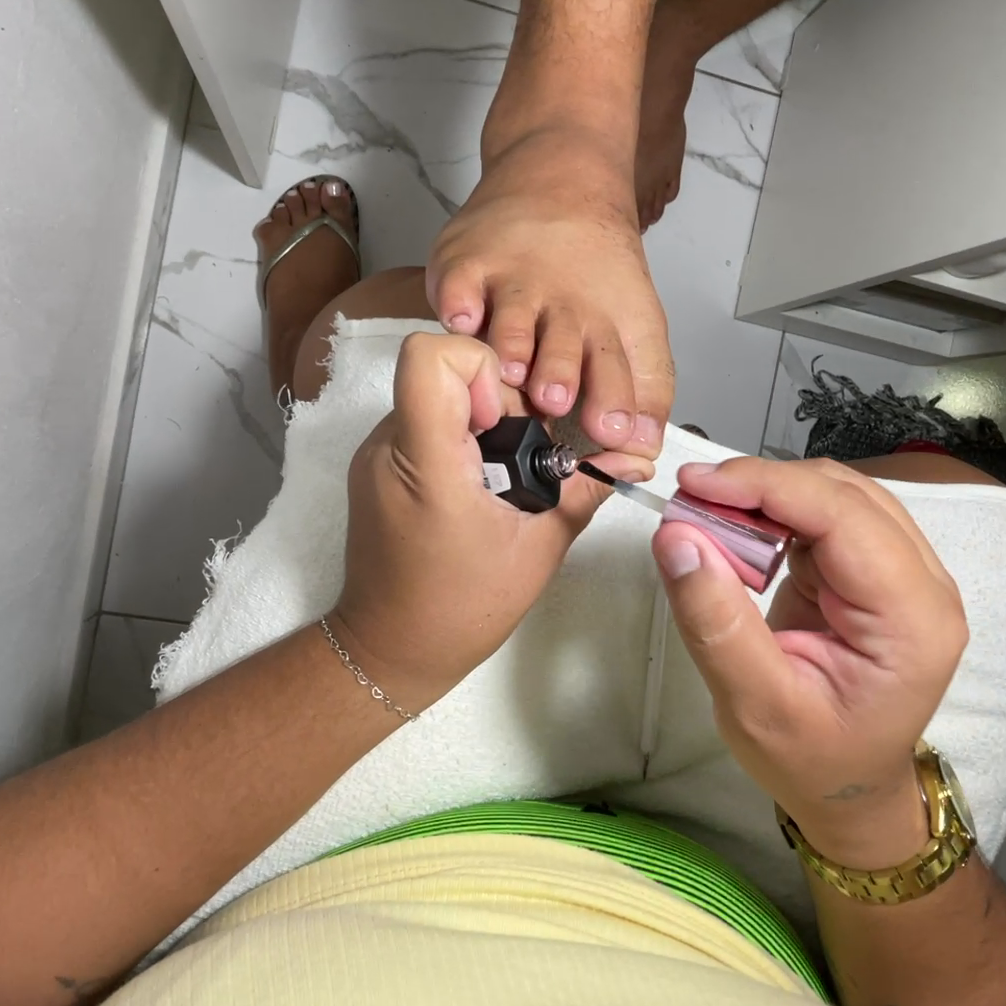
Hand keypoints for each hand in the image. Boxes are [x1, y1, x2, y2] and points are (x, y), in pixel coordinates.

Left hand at [333, 332, 653, 711]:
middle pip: (441, 370)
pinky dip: (457, 437)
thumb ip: (582, 489)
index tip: (504, 420)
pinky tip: (478, 486)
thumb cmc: (459, 609)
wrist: (390, 648)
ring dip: (477, 420)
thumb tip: (630, 458)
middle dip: (495, 398)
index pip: (432, 357)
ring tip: (501, 476)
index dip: (481, 369)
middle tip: (520, 454)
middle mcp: (388, 446)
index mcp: (426, 463)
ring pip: (433, 394)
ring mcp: (375, 454)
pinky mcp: (376, 466)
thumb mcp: (537, 548)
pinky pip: (421, 421)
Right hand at [427, 129, 672, 457]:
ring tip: (513, 369)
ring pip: (513, 320)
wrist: (560, 182)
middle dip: (560, 373)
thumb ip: (643, 391)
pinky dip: (458, 301)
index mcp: (606, 328)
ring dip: (514, 345)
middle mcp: (562, 308)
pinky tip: (460, 319)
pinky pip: (460, 285)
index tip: (613, 432)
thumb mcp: (636, 326)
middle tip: (556, 398)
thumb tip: (644, 449)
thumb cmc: (595, 270)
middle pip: (563, 347)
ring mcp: (514, 284)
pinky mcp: (469, 264)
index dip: (615, 401)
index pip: (618, 368)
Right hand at [649, 458, 967, 867]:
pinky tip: (735, 527)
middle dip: (761, 485)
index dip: (767, 486)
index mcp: (912, 620)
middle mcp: (922, 584)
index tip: (693, 484)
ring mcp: (903, 573)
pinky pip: (823, 515)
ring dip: (766, 493)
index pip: (843, 517)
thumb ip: (716, 622)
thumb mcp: (753, 704)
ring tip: (704, 512)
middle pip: (843, 495)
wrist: (847, 787)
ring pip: (834, 494)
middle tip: (688, 499)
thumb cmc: (810, 760)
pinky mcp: (873, 570)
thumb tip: (676, 537)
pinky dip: (773, 511)